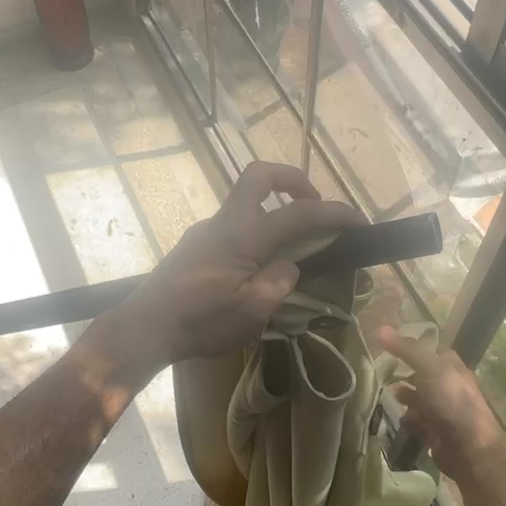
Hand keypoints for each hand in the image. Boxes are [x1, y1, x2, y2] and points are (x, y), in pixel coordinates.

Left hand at [98, 162, 361, 371]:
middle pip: (259, 176)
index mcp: (244, 235)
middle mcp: (223, 223)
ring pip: (243, 205)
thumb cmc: (201, 322)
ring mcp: (203, 233)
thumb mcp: (254, 311)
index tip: (359, 223)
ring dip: (271, 214)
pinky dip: (252, 236)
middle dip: (293, 180)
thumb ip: (280, 281)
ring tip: (288, 250)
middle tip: (313, 205)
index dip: (334, 214)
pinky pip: (230, 229)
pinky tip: (254, 271)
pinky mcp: (192, 249)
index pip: (299, 212)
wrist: (146, 329)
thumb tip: (288, 263)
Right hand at [378, 325, 505, 489]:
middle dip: (404, 374)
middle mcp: (449, 386)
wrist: (469, 449)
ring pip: (418, 398)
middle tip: (382, 373)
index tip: (388, 346)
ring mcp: (443, 409)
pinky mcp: (436, 430)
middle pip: (422, 375)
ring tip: (389, 396)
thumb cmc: (452, 403)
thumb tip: (380, 329)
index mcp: (452, 368)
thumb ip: (407, 350)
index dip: (412, 347)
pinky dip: (409, 420)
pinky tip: (401, 420)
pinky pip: (417, 421)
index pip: (431, 351)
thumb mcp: (430, 369)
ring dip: (405, 398)